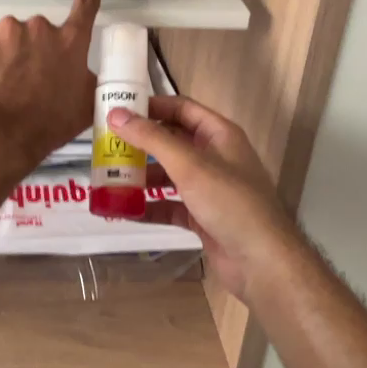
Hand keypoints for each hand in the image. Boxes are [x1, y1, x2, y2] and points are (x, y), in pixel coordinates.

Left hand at [0, 0, 103, 170]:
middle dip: (35, 51)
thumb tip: (85, 74)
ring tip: (9, 85)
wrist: (8, 132)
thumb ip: (88, 78)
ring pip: (11, 39)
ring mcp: (8, 30)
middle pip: (40, 33)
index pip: (86, 1)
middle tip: (32, 82)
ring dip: (11, 54)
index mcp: (70, 39)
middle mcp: (41, 26)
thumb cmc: (54, 120)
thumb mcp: (87, 102)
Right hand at [107, 96, 301, 301]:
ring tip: (107, 178)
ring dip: (141, 176)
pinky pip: (170, 205)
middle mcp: (214, 157)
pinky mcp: (202, 216)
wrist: (261, 261)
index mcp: (219, 134)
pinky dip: (149, 206)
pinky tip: (123, 210)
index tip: (117, 111)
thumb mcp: (189, 164)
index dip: (151, 107)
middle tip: (105, 145)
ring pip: (169, 174)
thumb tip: (116, 114)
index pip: (181, 109)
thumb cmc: (229, 202)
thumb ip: (151, 139)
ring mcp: (208, 188)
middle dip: (140, 144)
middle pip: (171, 141)